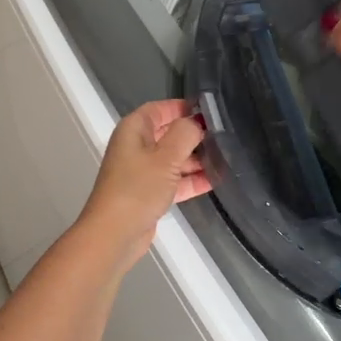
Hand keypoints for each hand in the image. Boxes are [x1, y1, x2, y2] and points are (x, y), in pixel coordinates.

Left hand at [77, 99, 211, 260]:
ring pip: (172, 158)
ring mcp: (142, 171)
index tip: (208, 111)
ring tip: (225, 158)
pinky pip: (173, 180)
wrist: (115, 233)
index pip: (159, 109)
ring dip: (195, 159)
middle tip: (222, 135)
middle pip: (167, 133)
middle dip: (192, 134)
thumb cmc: (138, 187)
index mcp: (134, 129)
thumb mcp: (166, 157)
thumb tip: (196, 123)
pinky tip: (215, 180)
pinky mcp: (148, 193)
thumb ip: (184, 134)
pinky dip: (190, 180)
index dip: (181, 107)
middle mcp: (136, 146)